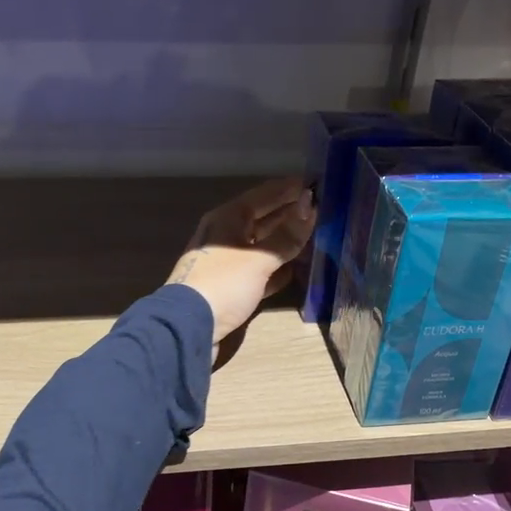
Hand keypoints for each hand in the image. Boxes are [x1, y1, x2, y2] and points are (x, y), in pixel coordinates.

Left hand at [168, 177, 315, 346]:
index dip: (290, 188)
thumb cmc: (223, 284)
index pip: (264, 195)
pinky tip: (295, 270)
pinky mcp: (229, 287)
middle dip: (290, 214)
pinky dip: (275, 268)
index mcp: (227, 218)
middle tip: (322, 210)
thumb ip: (287, 236)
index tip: (317, 183)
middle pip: (263, 219)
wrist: (188, 328)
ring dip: (285, 242)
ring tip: (315, 237)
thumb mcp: (258, 259)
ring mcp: (226, 262)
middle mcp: (225, 235)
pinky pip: (258, 270)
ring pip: (261, 245)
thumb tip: (311, 205)